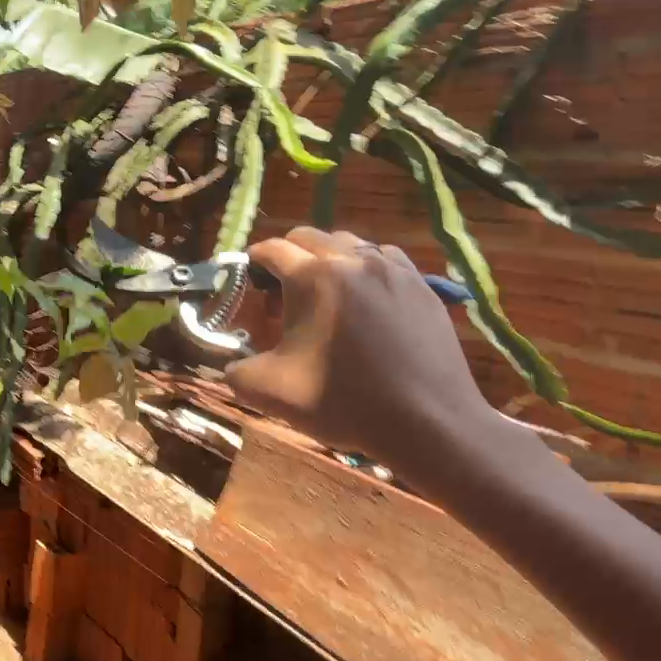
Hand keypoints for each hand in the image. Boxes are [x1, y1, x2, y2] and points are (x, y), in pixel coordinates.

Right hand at [223, 227, 495, 468]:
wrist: (428, 423)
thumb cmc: (341, 401)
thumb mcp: (266, 390)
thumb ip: (235, 369)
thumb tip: (232, 363)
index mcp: (311, 278)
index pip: (271, 249)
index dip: (252, 260)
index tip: (245, 277)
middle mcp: (353, 261)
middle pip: (310, 236)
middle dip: (288, 255)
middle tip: (281, 291)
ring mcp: (395, 272)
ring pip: (351, 244)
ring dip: (329, 259)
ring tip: (324, 294)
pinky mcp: (424, 288)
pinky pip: (386, 261)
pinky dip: (366, 270)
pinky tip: (364, 301)